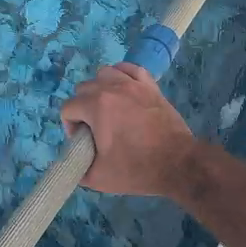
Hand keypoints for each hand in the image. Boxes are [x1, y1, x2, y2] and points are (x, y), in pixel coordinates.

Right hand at [59, 63, 198, 196]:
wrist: (177, 163)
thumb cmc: (137, 169)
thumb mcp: (98, 178)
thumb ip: (78, 168)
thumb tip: (73, 162)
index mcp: (96, 106)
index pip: (68, 108)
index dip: (70, 126)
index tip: (83, 142)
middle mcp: (112, 87)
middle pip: (83, 89)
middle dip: (82, 108)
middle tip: (94, 130)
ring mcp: (133, 84)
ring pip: (104, 74)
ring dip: (100, 89)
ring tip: (108, 109)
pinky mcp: (151, 86)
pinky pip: (129, 69)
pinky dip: (122, 75)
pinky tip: (123, 90)